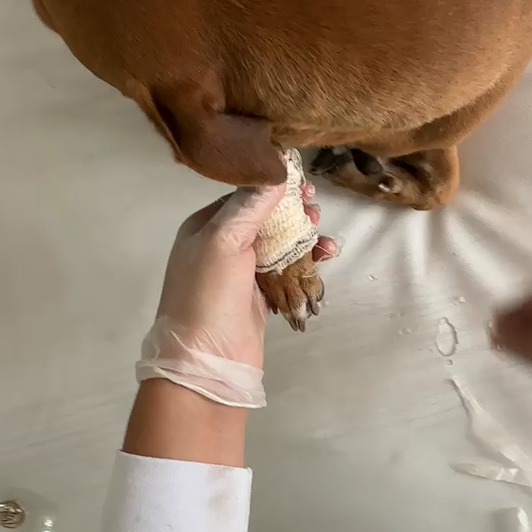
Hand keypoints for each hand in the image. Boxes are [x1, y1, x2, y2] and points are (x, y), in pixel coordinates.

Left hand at [138, 183, 336, 407]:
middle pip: (265, 219)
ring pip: (279, 245)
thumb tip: (277, 171)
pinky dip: (305, 264)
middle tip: (317, 210)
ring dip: (304, 239)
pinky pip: (285, 271)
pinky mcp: (258, 297)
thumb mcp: (224, 240)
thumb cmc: (208, 294)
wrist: (208, 361)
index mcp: (205, 227)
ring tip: (326, 242)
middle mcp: (221, 246)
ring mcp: (241, 274)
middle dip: (294, 213)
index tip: (303, 185)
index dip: (274, 188)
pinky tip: (324, 261)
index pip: (243, 196)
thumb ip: (250, 205)